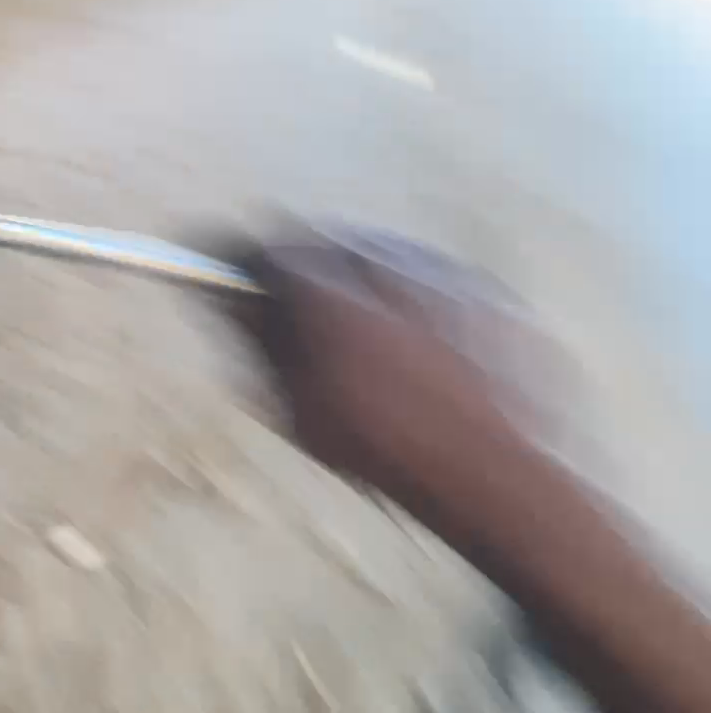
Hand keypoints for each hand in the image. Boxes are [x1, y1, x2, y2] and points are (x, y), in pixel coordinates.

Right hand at [232, 227, 549, 510]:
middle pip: (318, 240)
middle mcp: (380, 269)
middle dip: (295, 261)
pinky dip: (407, 292)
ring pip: (375, 251)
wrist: (494, 482)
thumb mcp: (290, 399)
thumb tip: (229, 298)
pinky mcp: (489, 294)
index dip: (238, 259)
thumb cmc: (375, 446)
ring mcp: (442, 278)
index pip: (261, 249)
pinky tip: (408, 330)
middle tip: (288, 296)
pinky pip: (430, 275)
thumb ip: (258, 338)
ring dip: (351, 272)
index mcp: (323, 293)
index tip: (227, 272)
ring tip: (351, 312)